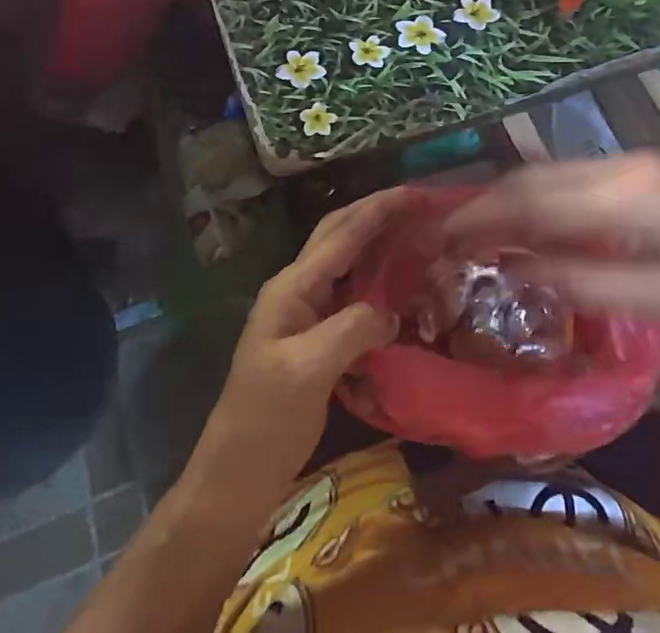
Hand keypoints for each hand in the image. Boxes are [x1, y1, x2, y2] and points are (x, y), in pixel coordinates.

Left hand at [191, 188, 412, 488]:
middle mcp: (296, 290)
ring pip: (345, 265)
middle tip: (420, 203)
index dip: (378, 210)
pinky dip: (375, 284)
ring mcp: (304, 314)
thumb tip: (389, 311)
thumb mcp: (307, 370)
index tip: (417, 193)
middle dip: (376, 215)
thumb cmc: (266, 418)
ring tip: (415, 233)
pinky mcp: (315, 339)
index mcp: (291, 288)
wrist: (238, 467)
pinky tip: (399, 288)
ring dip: (376, 243)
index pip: (340, 235)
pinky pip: (350, 298)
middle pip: (338, 237)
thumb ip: (349, 331)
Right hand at [441, 153, 659, 351]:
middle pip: (531, 178)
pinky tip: (526, 228)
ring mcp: (631, 164)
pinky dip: (535, 202)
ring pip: (546, 174)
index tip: (440, 241)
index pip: (531, 201)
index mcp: (627, 193)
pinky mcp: (639, 173)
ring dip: (506, 201)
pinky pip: (567, 180)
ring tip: (475, 234)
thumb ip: (587, 284)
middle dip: (483, 206)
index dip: (480, 220)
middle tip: (446, 237)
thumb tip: (515, 271)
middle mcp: (621, 165)